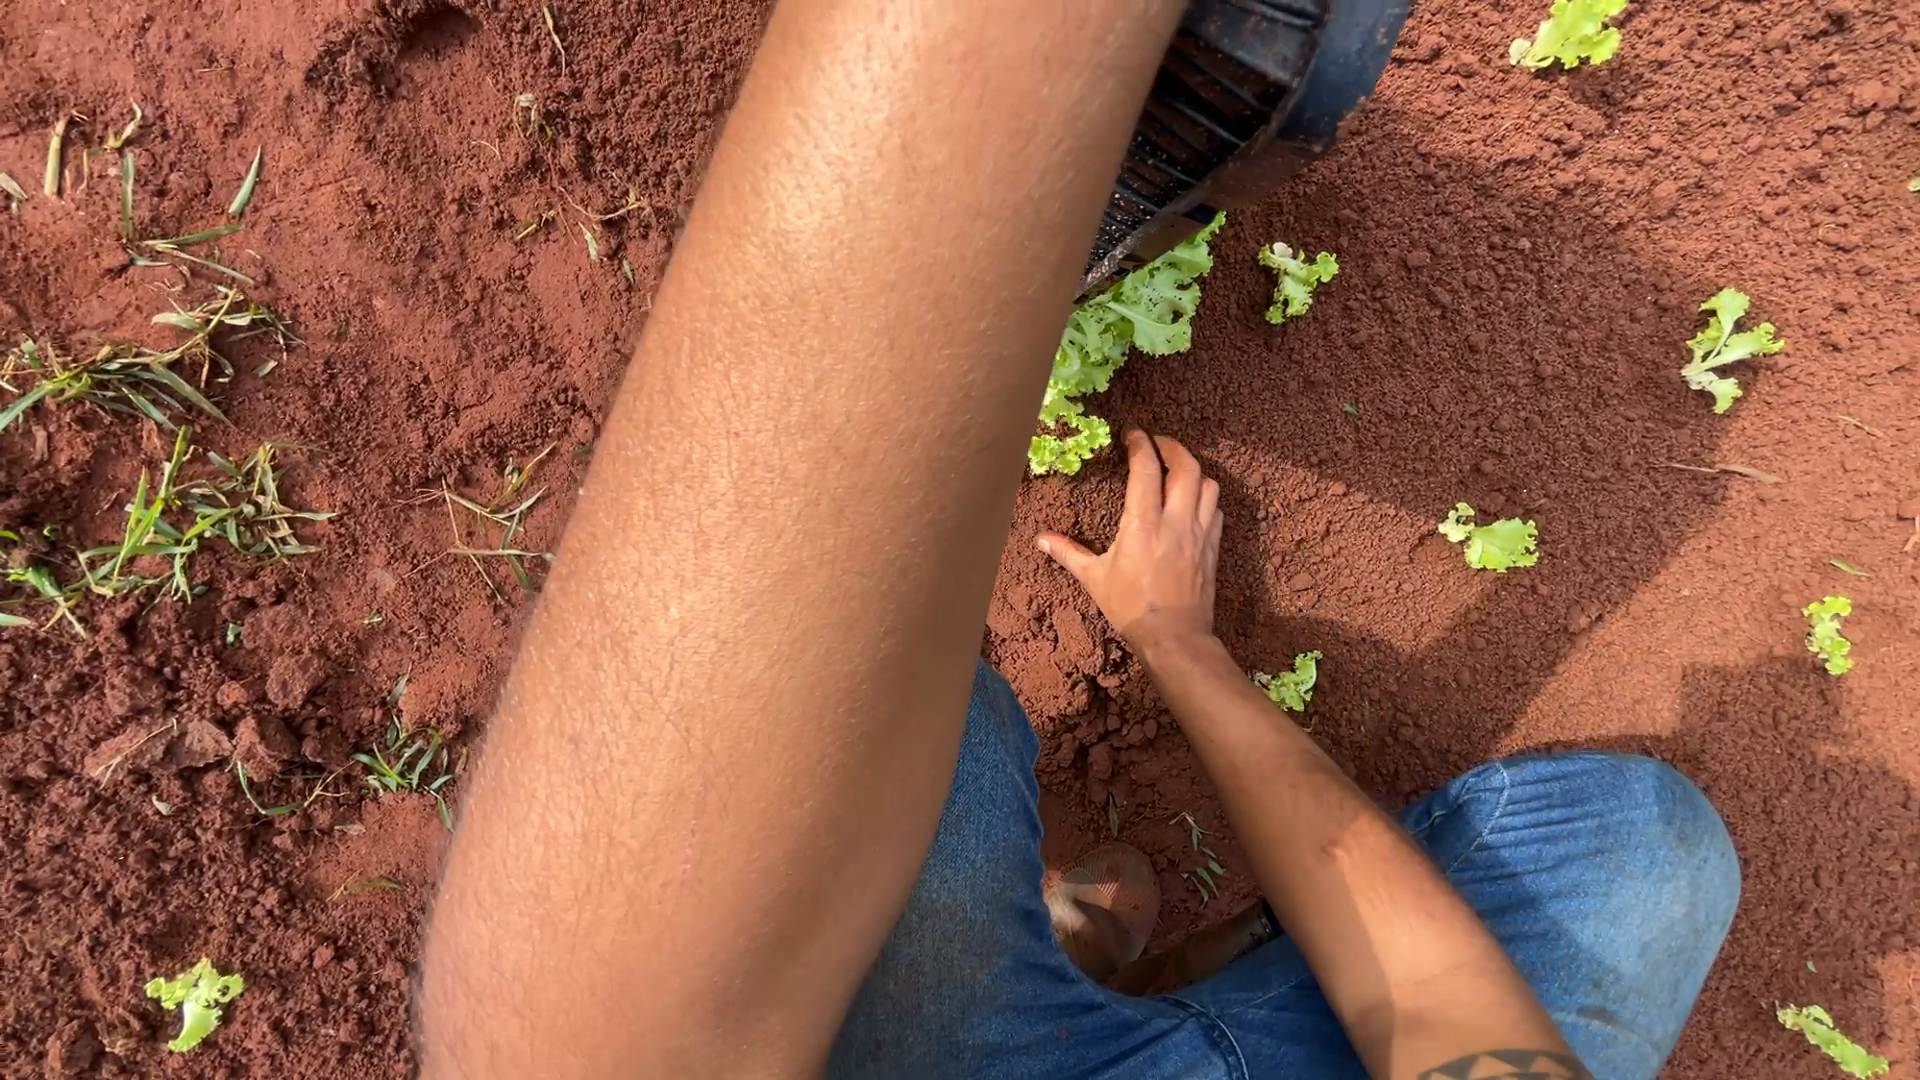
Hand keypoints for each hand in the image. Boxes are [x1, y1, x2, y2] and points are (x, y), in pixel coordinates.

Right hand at [1037, 430, 1222, 665]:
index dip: (1140, 444)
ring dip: (1193, 470)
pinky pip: (1216, 509)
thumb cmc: (1130, 607)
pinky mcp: (1213, 547)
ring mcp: (1199, 533)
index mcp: (1143, 523)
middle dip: (1172, 447)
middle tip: (1157, 443)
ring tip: (1176, 469)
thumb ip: (1068, 552)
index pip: (1146, 468)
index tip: (1132, 434)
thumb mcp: (1094, 579)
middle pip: (1187, 466)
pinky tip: (1192, 502)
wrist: (1174, 636)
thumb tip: (1040, 538)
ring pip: (1208, 484)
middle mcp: (1176, 521)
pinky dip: (1205, 496)